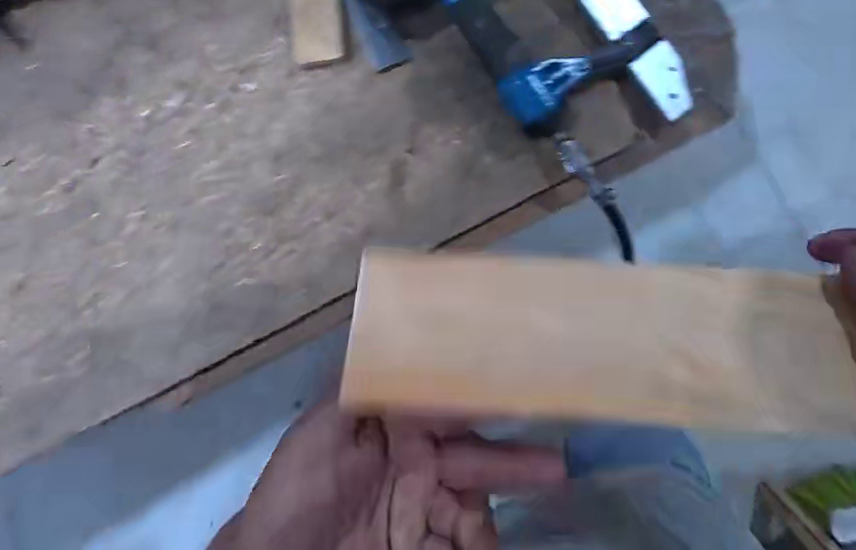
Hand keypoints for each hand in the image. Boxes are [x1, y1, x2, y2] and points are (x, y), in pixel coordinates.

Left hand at [209, 387, 565, 549]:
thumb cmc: (297, 491)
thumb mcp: (325, 427)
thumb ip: (368, 382)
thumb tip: (405, 326)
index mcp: (403, 431)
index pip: (456, 411)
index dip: (490, 402)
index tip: (526, 392)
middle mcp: (420, 467)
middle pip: (477, 463)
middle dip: (516, 464)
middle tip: (558, 467)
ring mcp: (418, 513)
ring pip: (471, 510)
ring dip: (492, 520)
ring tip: (493, 539)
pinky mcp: (417, 547)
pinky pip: (454, 544)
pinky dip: (475, 544)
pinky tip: (486, 545)